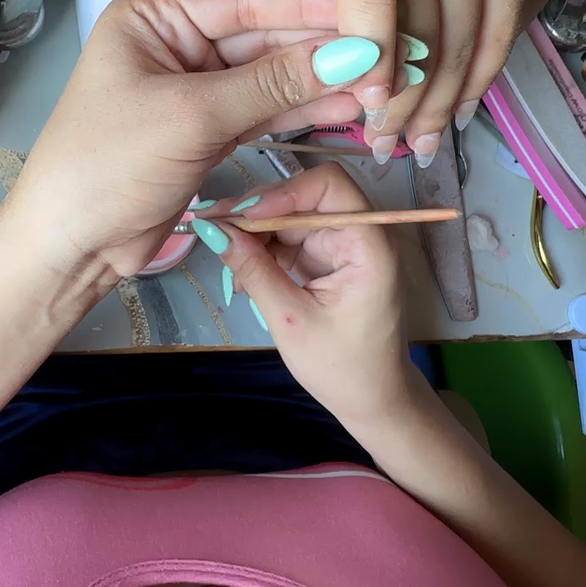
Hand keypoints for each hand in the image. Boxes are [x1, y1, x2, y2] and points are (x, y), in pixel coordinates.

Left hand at [2, 0, 369, 282]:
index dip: (308, 6)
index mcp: (154, 17)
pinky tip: (348, 106)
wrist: (72, 244)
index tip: (370, 10)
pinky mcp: (210, 128)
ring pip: (270, 75)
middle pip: (262, 36)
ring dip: (320, 81)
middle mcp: (176, 43)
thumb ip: (271, 85)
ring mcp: (196, 87)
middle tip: (389, 54)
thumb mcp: (191, 116)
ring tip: (382, 82)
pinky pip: (264, 110)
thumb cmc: (110, 164)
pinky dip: (301, 111)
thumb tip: (351, 56)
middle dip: (322, 49)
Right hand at [199, 163, 415, 424]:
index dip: (284, 192)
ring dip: (255, 227)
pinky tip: (238, 259)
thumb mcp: (292, 321)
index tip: (243, 217)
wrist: (373, 400)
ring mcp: (342, 243)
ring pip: (290, 213)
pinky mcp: (325, 256)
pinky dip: (262, 244)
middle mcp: (358, 233)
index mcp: (368, 245)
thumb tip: (212, 231)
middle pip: (304, 195)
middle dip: (259, 209)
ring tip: (219, 244)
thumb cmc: (343, 368)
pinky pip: (288, 235)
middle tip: (212, 225)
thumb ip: (255, 271)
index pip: (328, 185)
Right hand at [246, 0, 521, 167]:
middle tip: (407, 150)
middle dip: (433, 109)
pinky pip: (373, 12)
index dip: (471, 90)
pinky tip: (361, 93)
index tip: (448, 126)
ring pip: (418, 40)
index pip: (492, 31)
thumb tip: (420, 23)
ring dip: (400, 100)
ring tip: (377, 137)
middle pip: (456, 45)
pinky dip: (371, 59)